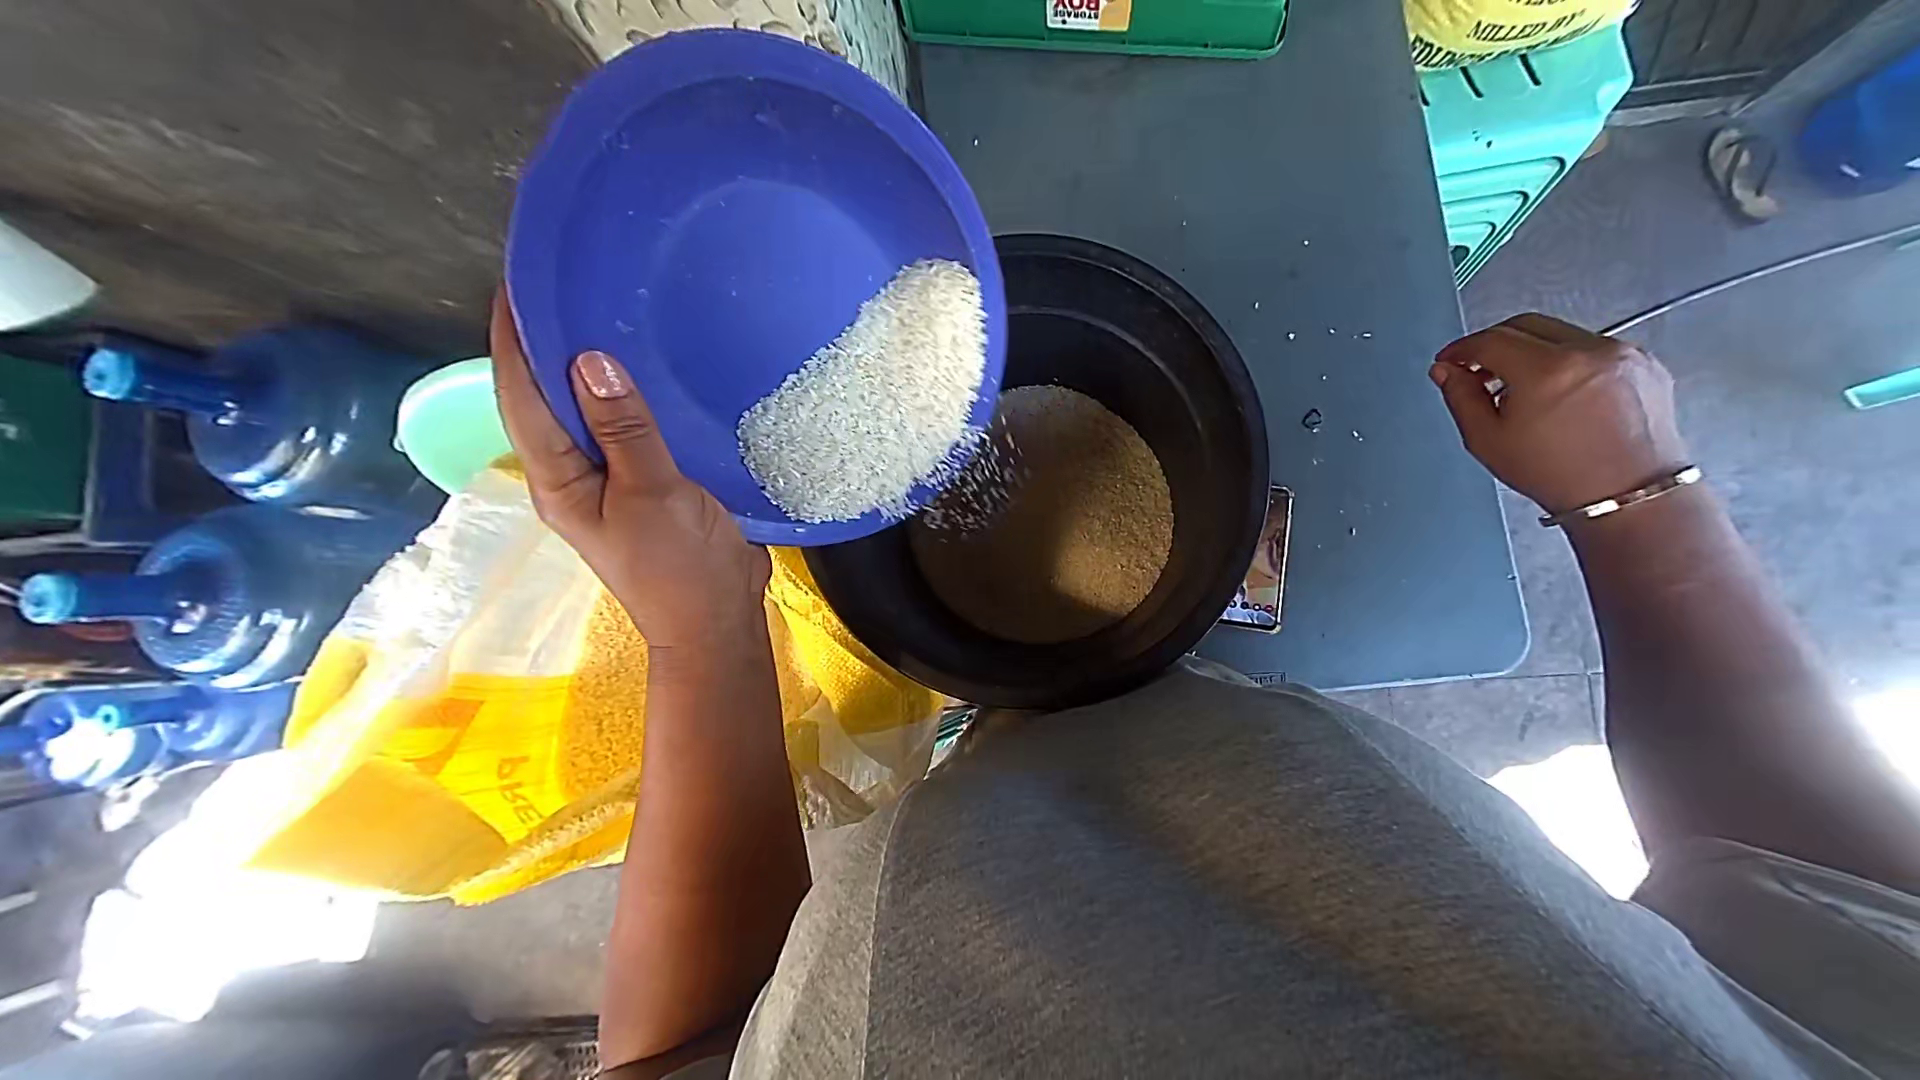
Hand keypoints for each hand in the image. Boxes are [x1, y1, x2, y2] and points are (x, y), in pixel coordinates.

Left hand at [490, 291, 769, 651]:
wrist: (718, 618)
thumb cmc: (678, 567)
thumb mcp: (650, 496)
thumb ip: (624, 431)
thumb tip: (590, 360)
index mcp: (559, 479)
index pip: (523, 397)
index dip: (513, 340)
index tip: (517, 283)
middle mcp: (576, 474)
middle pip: (550, 400)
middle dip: (548, 344)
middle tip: (568, 285)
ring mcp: (614, 479)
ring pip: (593, 412)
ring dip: (593, 367)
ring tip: (606, 314)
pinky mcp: (651, 481)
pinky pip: (632, 428)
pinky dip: (634, 396)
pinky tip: (653, 372)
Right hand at [1430, 313, 1691, 514]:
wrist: (1625, 491)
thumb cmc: (1556, 472)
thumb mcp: (1487, 439)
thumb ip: (1461, 397)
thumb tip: (1446, 371)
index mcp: (1546, 371)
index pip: (1490, 340)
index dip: (1460, 349)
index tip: (1448, 360)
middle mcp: (1588, 352)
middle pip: (1525, 325)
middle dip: (1492, 343)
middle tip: (1474, 368)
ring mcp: (1622, 353)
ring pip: (1558, 333)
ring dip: (1527, 350)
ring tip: (1513, 386)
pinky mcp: (1643, 361)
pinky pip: (1589, 346)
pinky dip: (1562, 359)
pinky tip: (1551, 392)